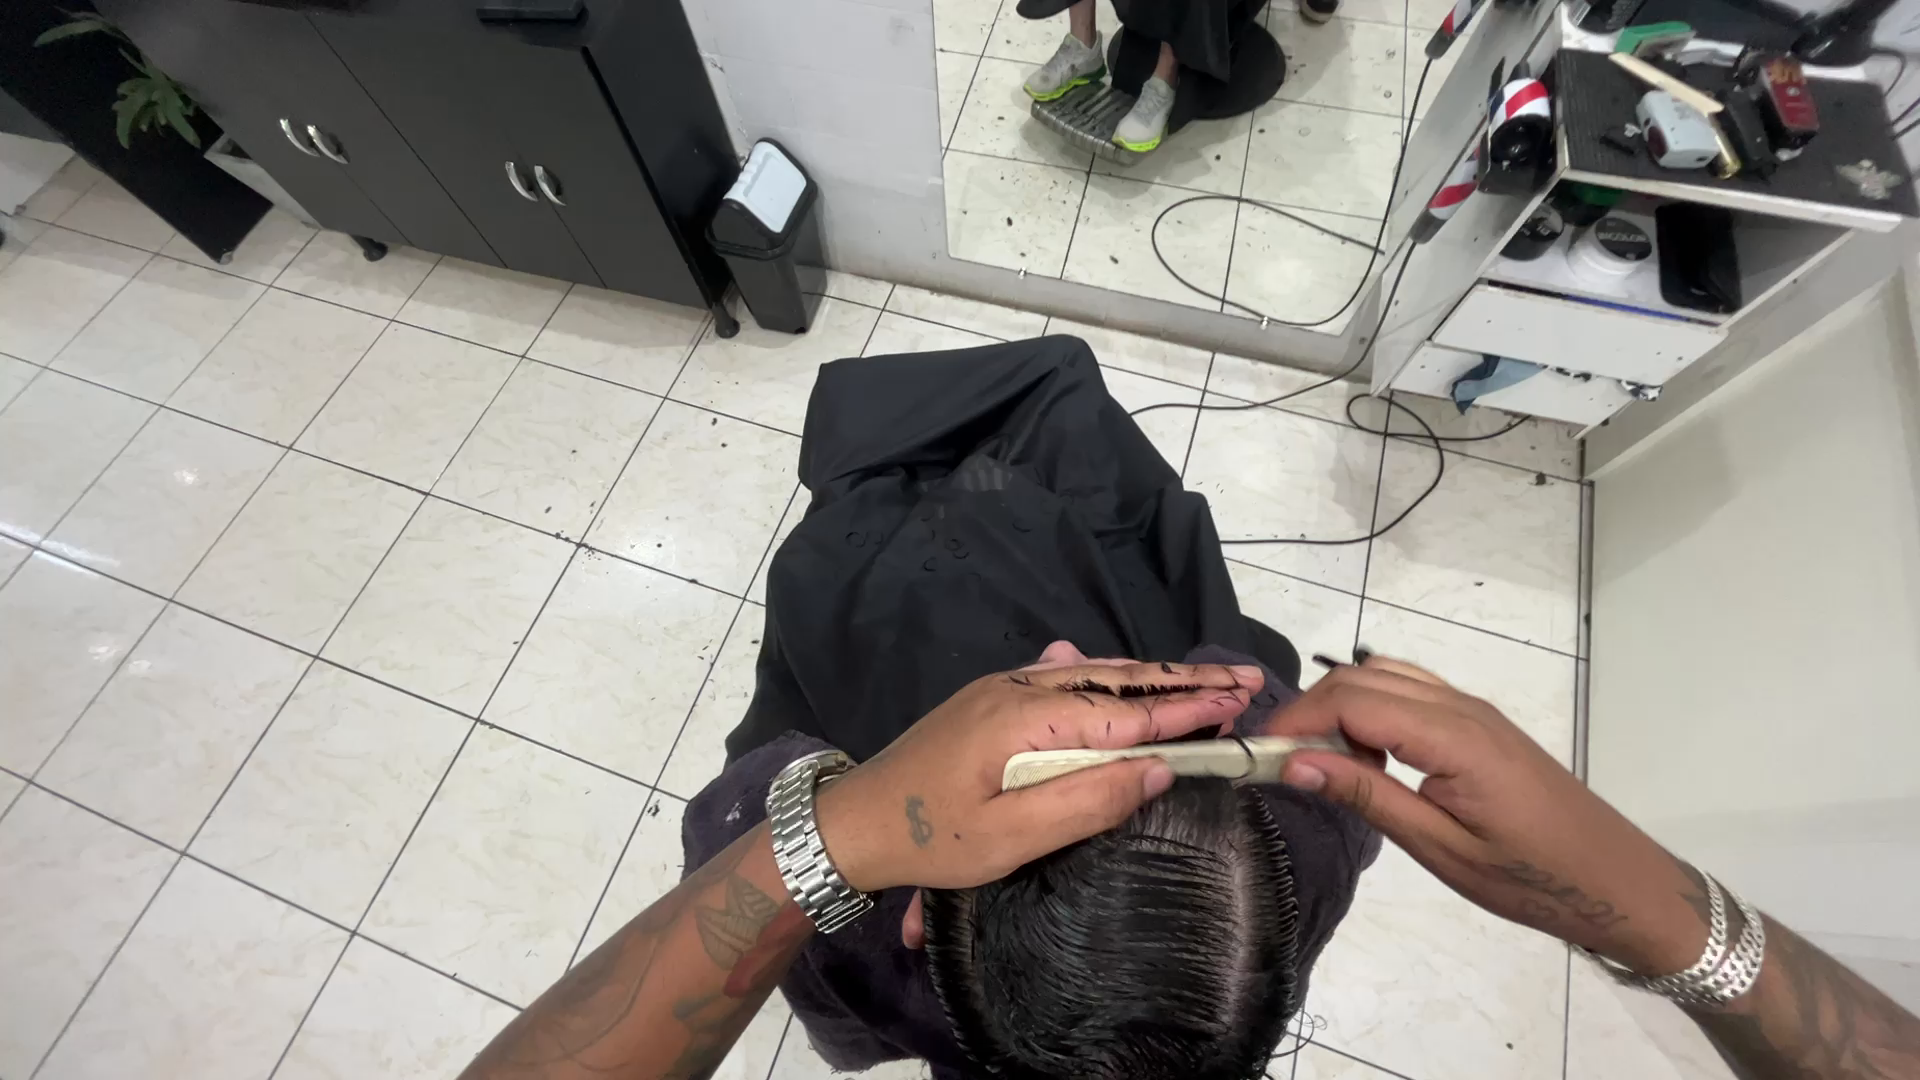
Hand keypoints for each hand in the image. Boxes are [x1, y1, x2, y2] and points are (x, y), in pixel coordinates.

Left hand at [814, 640, 1261, 893]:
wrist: (857, 817)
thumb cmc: (932, 836)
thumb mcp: (1010, 837)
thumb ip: (1085, 800)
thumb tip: (1158, 769)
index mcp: (1025, 717)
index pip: (1124, 713)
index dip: (1184, 710)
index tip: (1238, 699)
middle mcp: (1018, 687)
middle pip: (1114, 679)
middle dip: (1180, 680)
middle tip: (1241, 677)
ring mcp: (1003, 686)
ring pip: (1091, 673)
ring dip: (1147, 677)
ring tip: (1199, 680)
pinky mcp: (992, 697)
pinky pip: (1062, 678)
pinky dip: (1106, 678)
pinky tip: (1117, 673)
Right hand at [1265, 657, 1707, 974]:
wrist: (1624, 886)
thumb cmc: (1533, 879)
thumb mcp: (1441, 848)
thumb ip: (1365, 795)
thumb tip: (1294, 763)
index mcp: (1453, 737)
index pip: (1350, 701)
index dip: (1297, 719)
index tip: (1261, 752)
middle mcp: (1458, 706)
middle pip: (1357, 679)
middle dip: (1309, 710)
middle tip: (1283, 758)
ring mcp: (1469, 706)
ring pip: (1378, 674)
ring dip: (1338, 704)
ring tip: (1326, 756)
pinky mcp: (1473, 716)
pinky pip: (1404, 686)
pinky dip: (1368, 703)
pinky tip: (1369, 747)